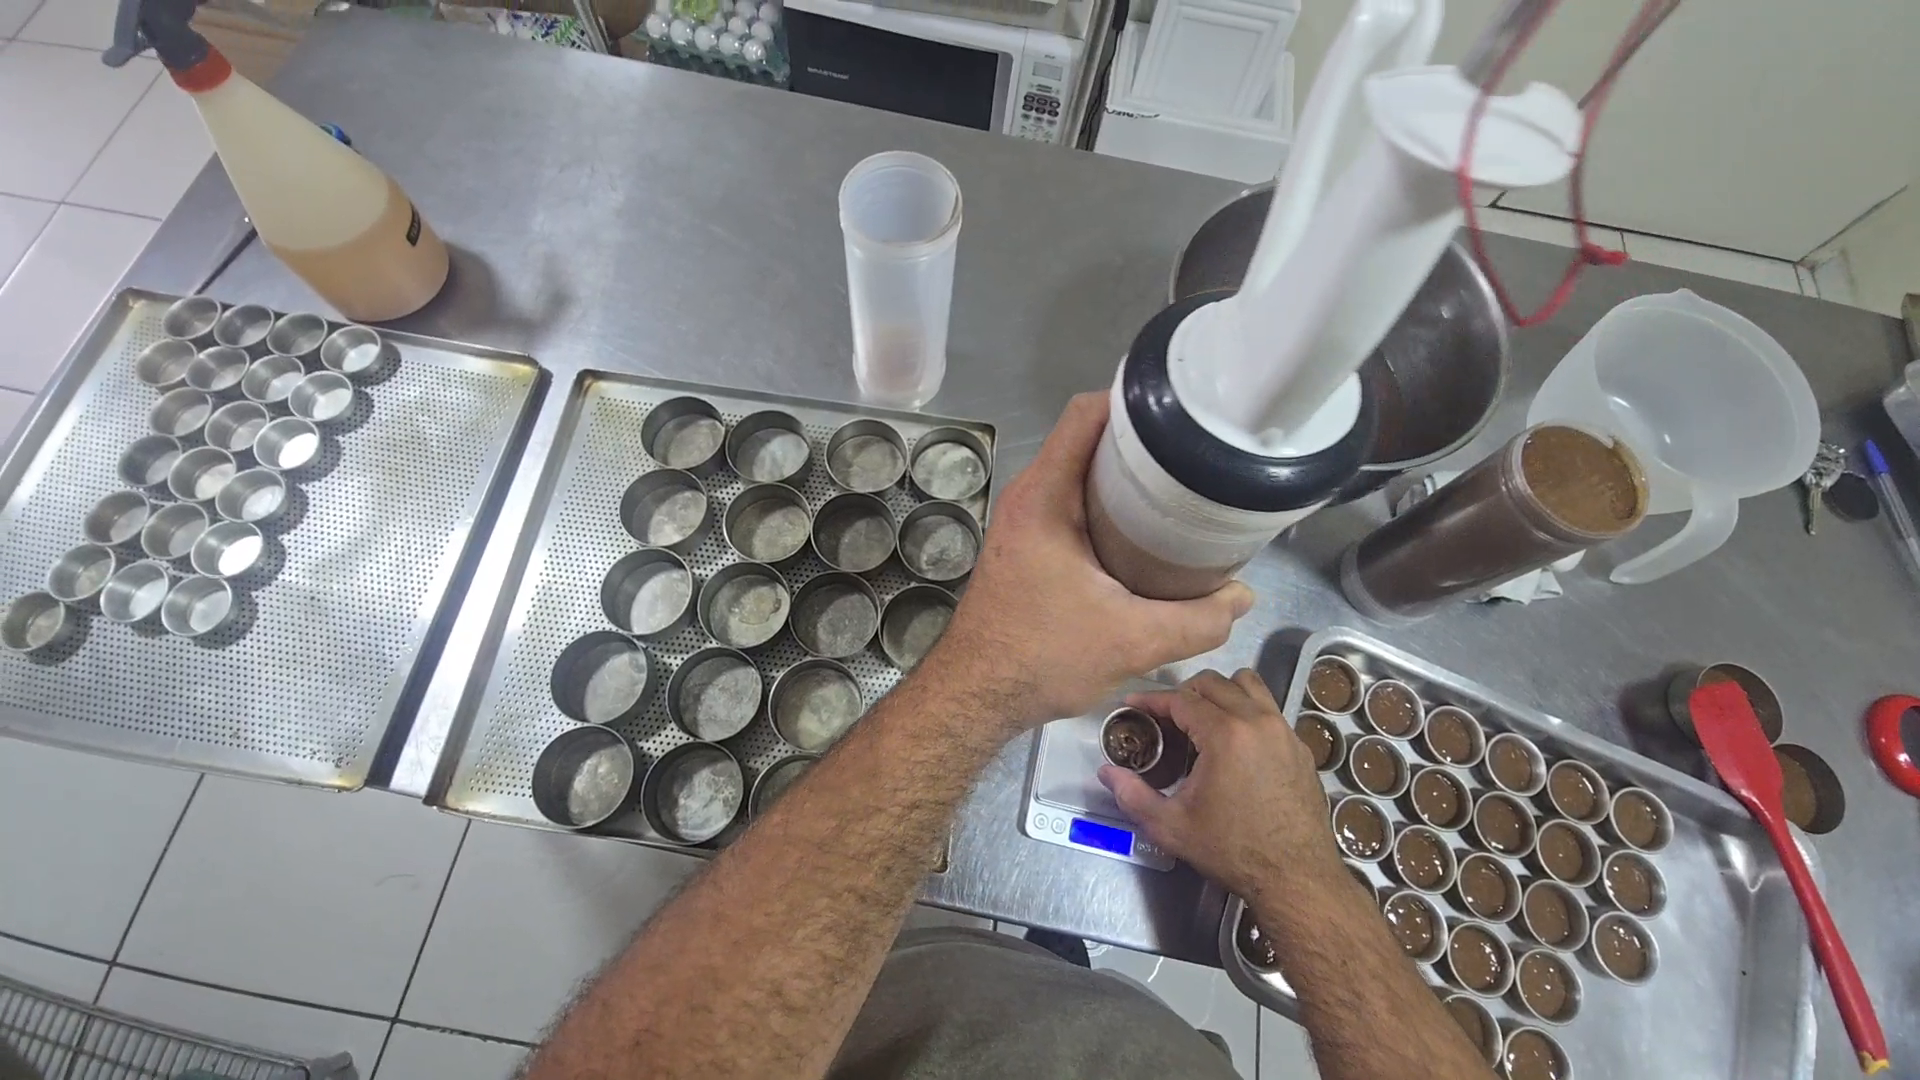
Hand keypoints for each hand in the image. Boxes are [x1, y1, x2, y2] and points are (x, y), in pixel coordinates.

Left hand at [926, 393, 1253, 735]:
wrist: (975, 695)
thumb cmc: (1041, 658)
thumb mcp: (1132, 641)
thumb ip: (1197, 620)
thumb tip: (1242, 598)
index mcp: (1044, 497)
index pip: (1085, 414)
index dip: (1134, 398)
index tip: (1183, 408)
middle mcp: (1028, 498)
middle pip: (1088, 441)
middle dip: (1143, 441)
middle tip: (1198, 454)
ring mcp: (1022, 522)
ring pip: (1080, 476)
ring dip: (1126, 477)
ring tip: (1181, 489)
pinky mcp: (1024, 547)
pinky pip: (1071, 506)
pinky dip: (1107, 507)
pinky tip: (1145, 532)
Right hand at [1099, 670, 1343, 902]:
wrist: (1297, 879)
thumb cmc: (1231, 850)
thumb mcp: (1171, 826)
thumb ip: (1132, 794)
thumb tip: (1106, 772)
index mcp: (1225, 735)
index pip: (1181, 699)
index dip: (1152, 699)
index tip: (1133, 703)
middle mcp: (1258, 722)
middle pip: (1214, 683)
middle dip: (1183, 693)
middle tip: (1165, 716)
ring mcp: (1284, 732)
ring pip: (1249, 685)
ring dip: (1221, 692)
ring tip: (1203, 718)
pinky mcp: (1300, 747)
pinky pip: (1269, 710)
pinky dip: (1247, 711)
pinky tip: (1234, 743)